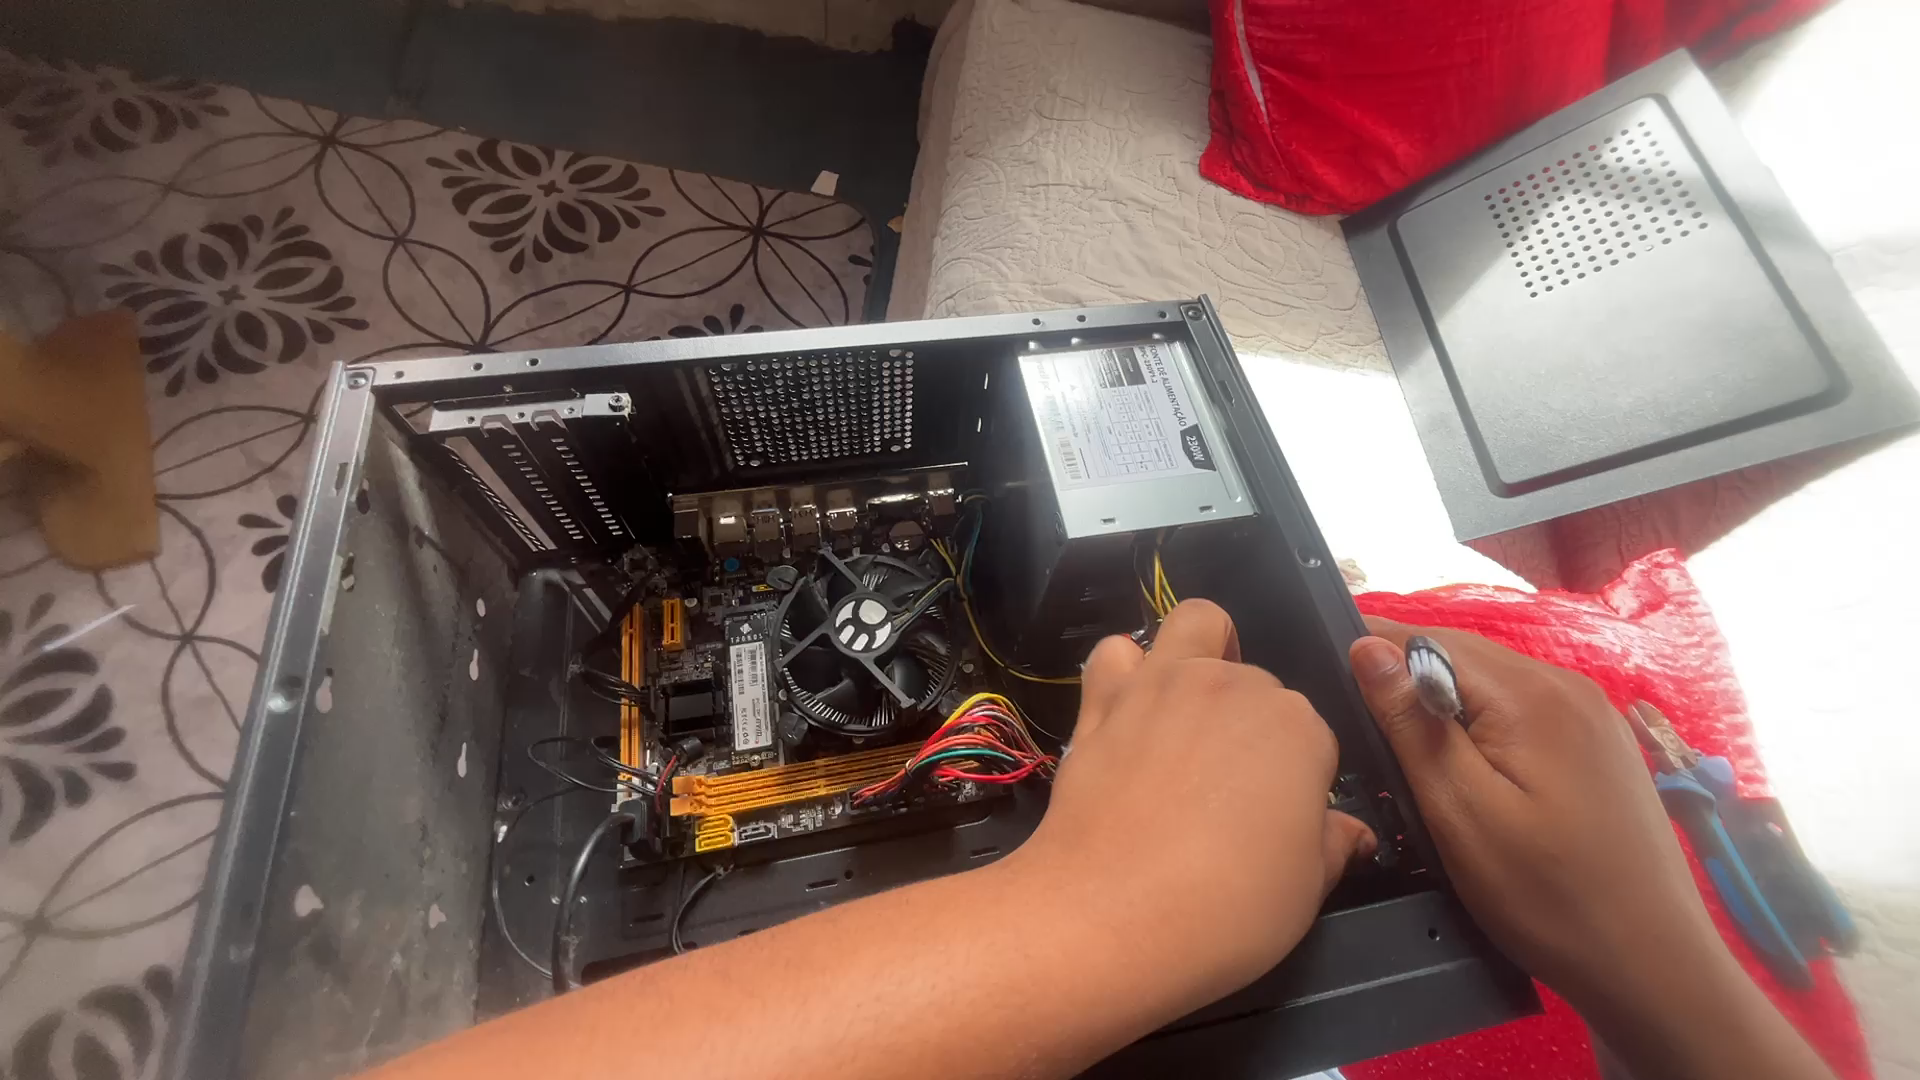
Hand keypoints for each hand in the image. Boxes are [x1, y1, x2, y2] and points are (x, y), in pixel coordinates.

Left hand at [1006, 599, 1375, 1007]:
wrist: (1113, 910)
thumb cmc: (1226, 906)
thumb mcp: (1307, 889)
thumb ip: (1331, 844)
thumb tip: (1348, 831)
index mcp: (1297, 726)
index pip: (1312, 733)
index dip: (1298, 774)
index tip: (1278, 814)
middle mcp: (1231, 686)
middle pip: (1254, 681)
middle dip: (1250, 720)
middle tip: (1229, 781)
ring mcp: (1162, 682)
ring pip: (1194, 624)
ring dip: (1201, 648)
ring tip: (1192, 703)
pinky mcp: (1104, 697)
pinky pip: (1115, 652)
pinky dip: (1125, 668)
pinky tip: (1129, 704)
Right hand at [1350, 617, 1832, 1079]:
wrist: (1655, 972)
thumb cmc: (1543, 893)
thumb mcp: (1456, 807)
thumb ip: (1409, 719)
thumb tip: (1364, 646)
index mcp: (1531, 694)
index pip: (1426, 639)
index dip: (1371, 651)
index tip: (1328, 680)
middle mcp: (1566, 685)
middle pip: (1457, 652)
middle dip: (1400, 672)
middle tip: (1355, 717)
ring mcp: (1589, 713)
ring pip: (1484, 676)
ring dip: (1434, 694)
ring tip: (1396, 737)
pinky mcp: (1594, 741)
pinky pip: (1514, 702)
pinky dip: (1472, 713)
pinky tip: (1455, 753)